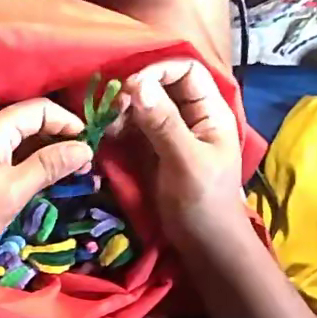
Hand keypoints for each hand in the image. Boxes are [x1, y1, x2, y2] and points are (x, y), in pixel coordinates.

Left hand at [0, 100, 94, 269]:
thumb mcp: (13, 191)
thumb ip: (48, 166)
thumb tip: (84, 148)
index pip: (40, 109)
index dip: (69, 123)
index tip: (89, 146)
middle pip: (29, 119)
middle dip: (58, 137)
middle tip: (81, 164)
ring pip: (17, 136)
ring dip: (43, 150)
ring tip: (66, 173)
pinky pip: (3, 149)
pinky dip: (24, 159)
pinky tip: (38, 177)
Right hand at [122, 59, 247, 245]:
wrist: (203, 245)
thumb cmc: (203, 203)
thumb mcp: (185, 161)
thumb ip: (163, 123)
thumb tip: (137, 84)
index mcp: (210, 112)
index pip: (186, 71)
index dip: (159, 71)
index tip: (131, 87)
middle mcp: (190, 117)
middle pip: (161, 86)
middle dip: (136, 92)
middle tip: (113, 108)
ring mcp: (169, 134)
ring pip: (143, 107)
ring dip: (122, 110)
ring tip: (107, 124)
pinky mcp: (151, 152)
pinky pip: (132, 129)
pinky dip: (118, 128)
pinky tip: (106, 135)